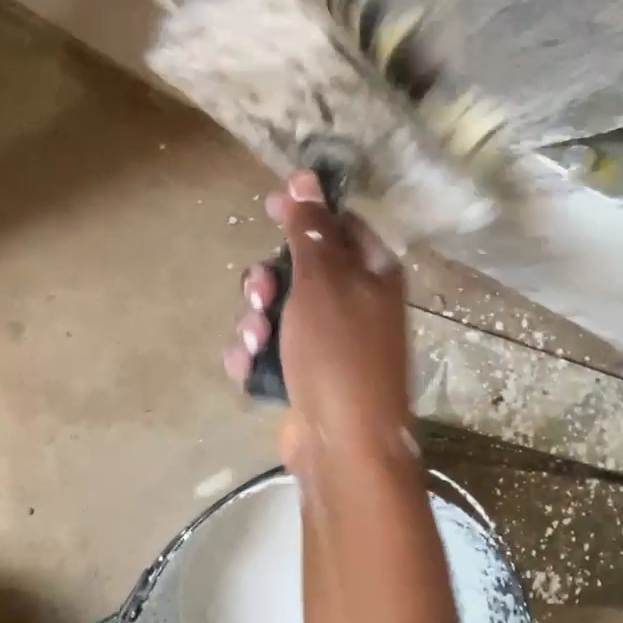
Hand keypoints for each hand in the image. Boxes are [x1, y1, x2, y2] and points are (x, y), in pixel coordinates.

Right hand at [223, 170, 413, 478]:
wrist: (343, 444)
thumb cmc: (339, 352)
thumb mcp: (323, 279)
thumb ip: (310, 228)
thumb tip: (306, 178)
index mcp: (374, 273)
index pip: (339, 225)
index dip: (304, 213)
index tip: (270, 206)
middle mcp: (356, 304)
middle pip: (300, 270)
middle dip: (268, 280)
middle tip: (260, 293)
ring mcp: (331, 345)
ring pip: (278, 312)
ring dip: (256, 320)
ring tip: (255, 343)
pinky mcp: (307, 377)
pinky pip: (271, 352)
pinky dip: (255, 356)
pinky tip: (248, 367)